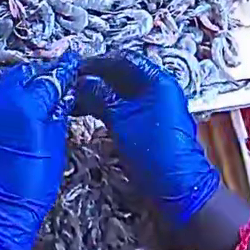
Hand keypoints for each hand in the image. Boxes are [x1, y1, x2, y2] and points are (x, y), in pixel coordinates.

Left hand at [0, 54, 77, 249]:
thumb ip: (57, 118)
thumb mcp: (53, 152)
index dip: (61, 72)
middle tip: (44, 80)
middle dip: (34, 75)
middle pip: (20, 74)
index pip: (49, 79)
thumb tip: (63, 94)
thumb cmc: (27, 191)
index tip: (69, 63)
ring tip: (12, 87)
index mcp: (28, 104)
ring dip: (4, 82)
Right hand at [77, 52, 219, 226]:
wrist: (178, 190)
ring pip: (119, 92)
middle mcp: (157, 90)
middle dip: (94, 78)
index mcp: (157, 81)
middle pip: (121, 74)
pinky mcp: (146, 125)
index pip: (123, 59)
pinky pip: (122, 107)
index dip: (97, 62)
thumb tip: (80, 82)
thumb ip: (99, 96)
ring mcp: (153, 108)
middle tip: (71, 84)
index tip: (75, 68)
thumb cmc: (154, 152)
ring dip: (97, 94)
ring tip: (74, 99)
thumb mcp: (120, 119)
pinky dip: (104, 107)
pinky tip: (86, 112)